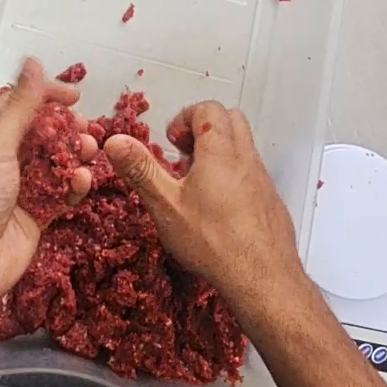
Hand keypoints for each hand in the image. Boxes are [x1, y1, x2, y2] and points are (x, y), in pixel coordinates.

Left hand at [0, 59, 95, 311]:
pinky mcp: (34, 215)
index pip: (16, 105)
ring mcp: (17, 189)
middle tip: (85, 127)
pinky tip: (82, 181)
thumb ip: (20, 106)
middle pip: (40, 133)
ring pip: (54, 163)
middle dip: (65, 128)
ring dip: (73, 154)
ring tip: (88, 150)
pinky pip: (59, 193)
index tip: (73, 96)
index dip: (45, 96)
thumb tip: (32, 64)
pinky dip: (73, 185)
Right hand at [103, 103, 306, 311]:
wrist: (264, 279)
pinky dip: (233, 175)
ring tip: (196, 183)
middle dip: (204, 127)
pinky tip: (218, 208)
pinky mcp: (271, 200)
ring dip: (219, 151)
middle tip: (183, 155)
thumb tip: (115, 141)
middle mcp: (246, 158)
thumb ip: (141, 169)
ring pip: (243, 146)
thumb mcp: (166, 206)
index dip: (185, 118)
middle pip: (230, 118)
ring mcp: (263, 178)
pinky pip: (252, 172)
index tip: (171, 144)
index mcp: (220, 150)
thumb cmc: (213, 241)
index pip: (208, 108)